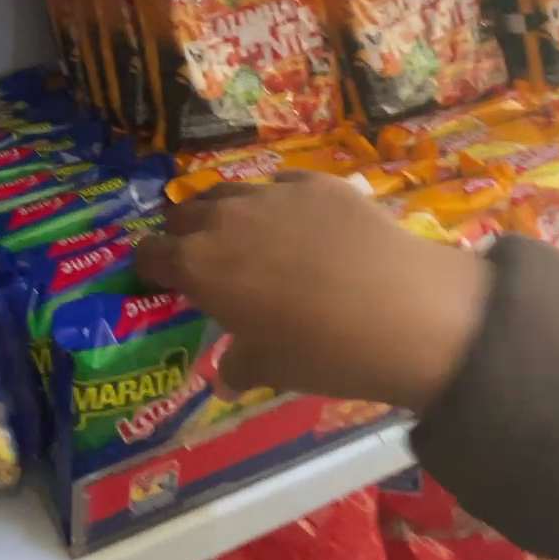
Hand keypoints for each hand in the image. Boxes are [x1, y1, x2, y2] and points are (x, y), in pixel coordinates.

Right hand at [135, 173, 493, 411]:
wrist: (407, 311)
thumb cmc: (324, 350)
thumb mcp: (273, 370)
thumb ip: (238, 366)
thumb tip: (225, 378)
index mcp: (197, 264)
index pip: (150, 253)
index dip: (150, 265)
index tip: (160, 278)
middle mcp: (221, 220)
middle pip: (182, 214)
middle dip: (183, 233)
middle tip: (204, 257)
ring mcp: (267, 193)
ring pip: (226, 192)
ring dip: (224, 212)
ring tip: (245, 232)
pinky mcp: (312, 181)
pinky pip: (279, 184)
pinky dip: (278, 201)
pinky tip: (301, 222)